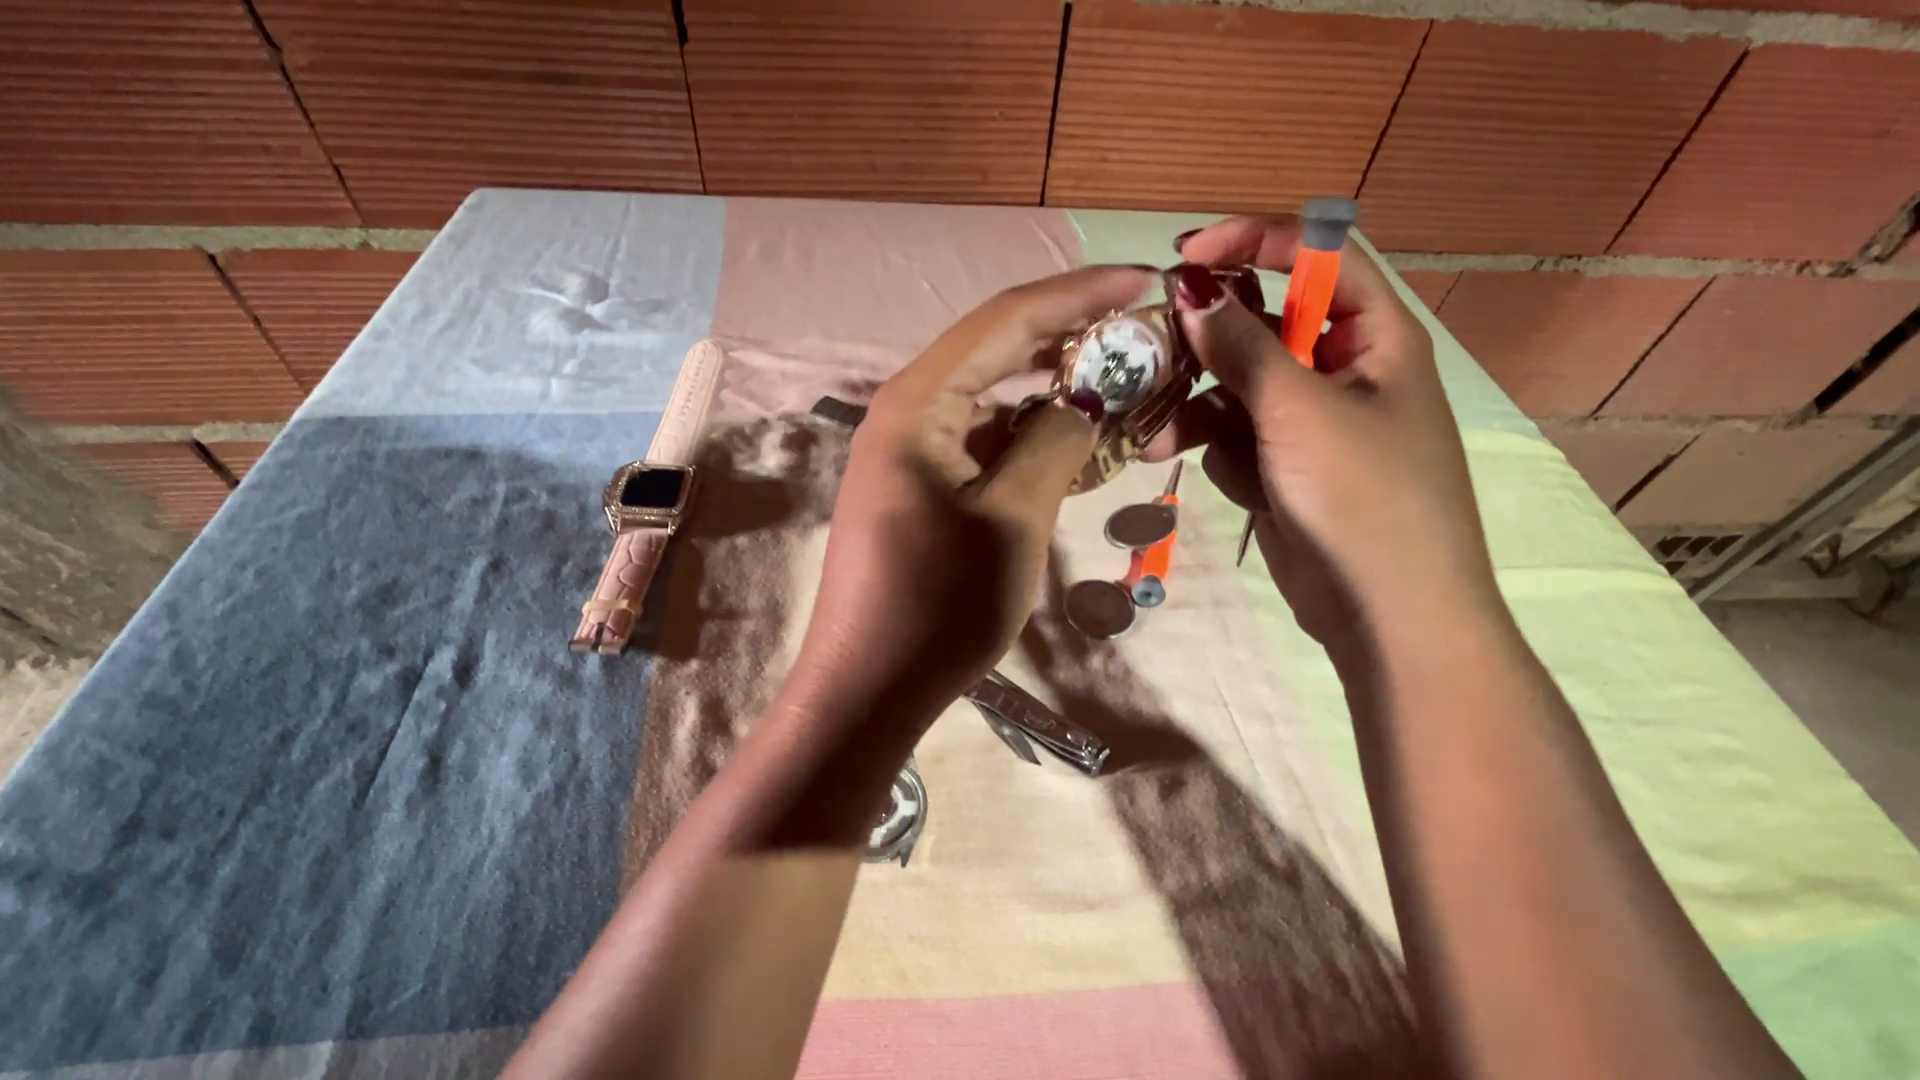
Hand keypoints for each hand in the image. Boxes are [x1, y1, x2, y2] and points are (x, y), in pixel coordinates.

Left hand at [782, 265, 1149, 724]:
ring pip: (994, 398)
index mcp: (919, 402)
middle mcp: (907, 410)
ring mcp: (910, 450)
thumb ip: (1056, 442)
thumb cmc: (938, 607)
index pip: (1008, 318)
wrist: (867, 688)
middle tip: (1144, 332)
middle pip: (998, 348)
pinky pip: (983, 442)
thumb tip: (1090, 398)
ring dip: (1054, 389)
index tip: (1146, 279)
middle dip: (1072, 336)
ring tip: (1125, 383)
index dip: (1081, 293)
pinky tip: (1079, 441)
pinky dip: (1031, 436)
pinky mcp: (919, 487)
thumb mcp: (1012, 519)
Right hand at [1146, 218, 1503, 656]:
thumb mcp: (1298, 409)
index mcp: (1376, 336)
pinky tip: (1170, 457)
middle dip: (1207, 337)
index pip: (1319, 255)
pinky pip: (1234, 434)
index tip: (1185, 255)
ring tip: (1153, 425)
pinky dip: (1206, 443)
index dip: (1255, 241)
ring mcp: (1310, 422)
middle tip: (1150, 344)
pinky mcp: (1283, 467)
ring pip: (1237, 383)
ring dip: (1194, 400)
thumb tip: (1191, 287)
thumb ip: (1241, 344)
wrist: (1387, 614)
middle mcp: (1343, 369)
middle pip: (1266, 322)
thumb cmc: (1362, 496)